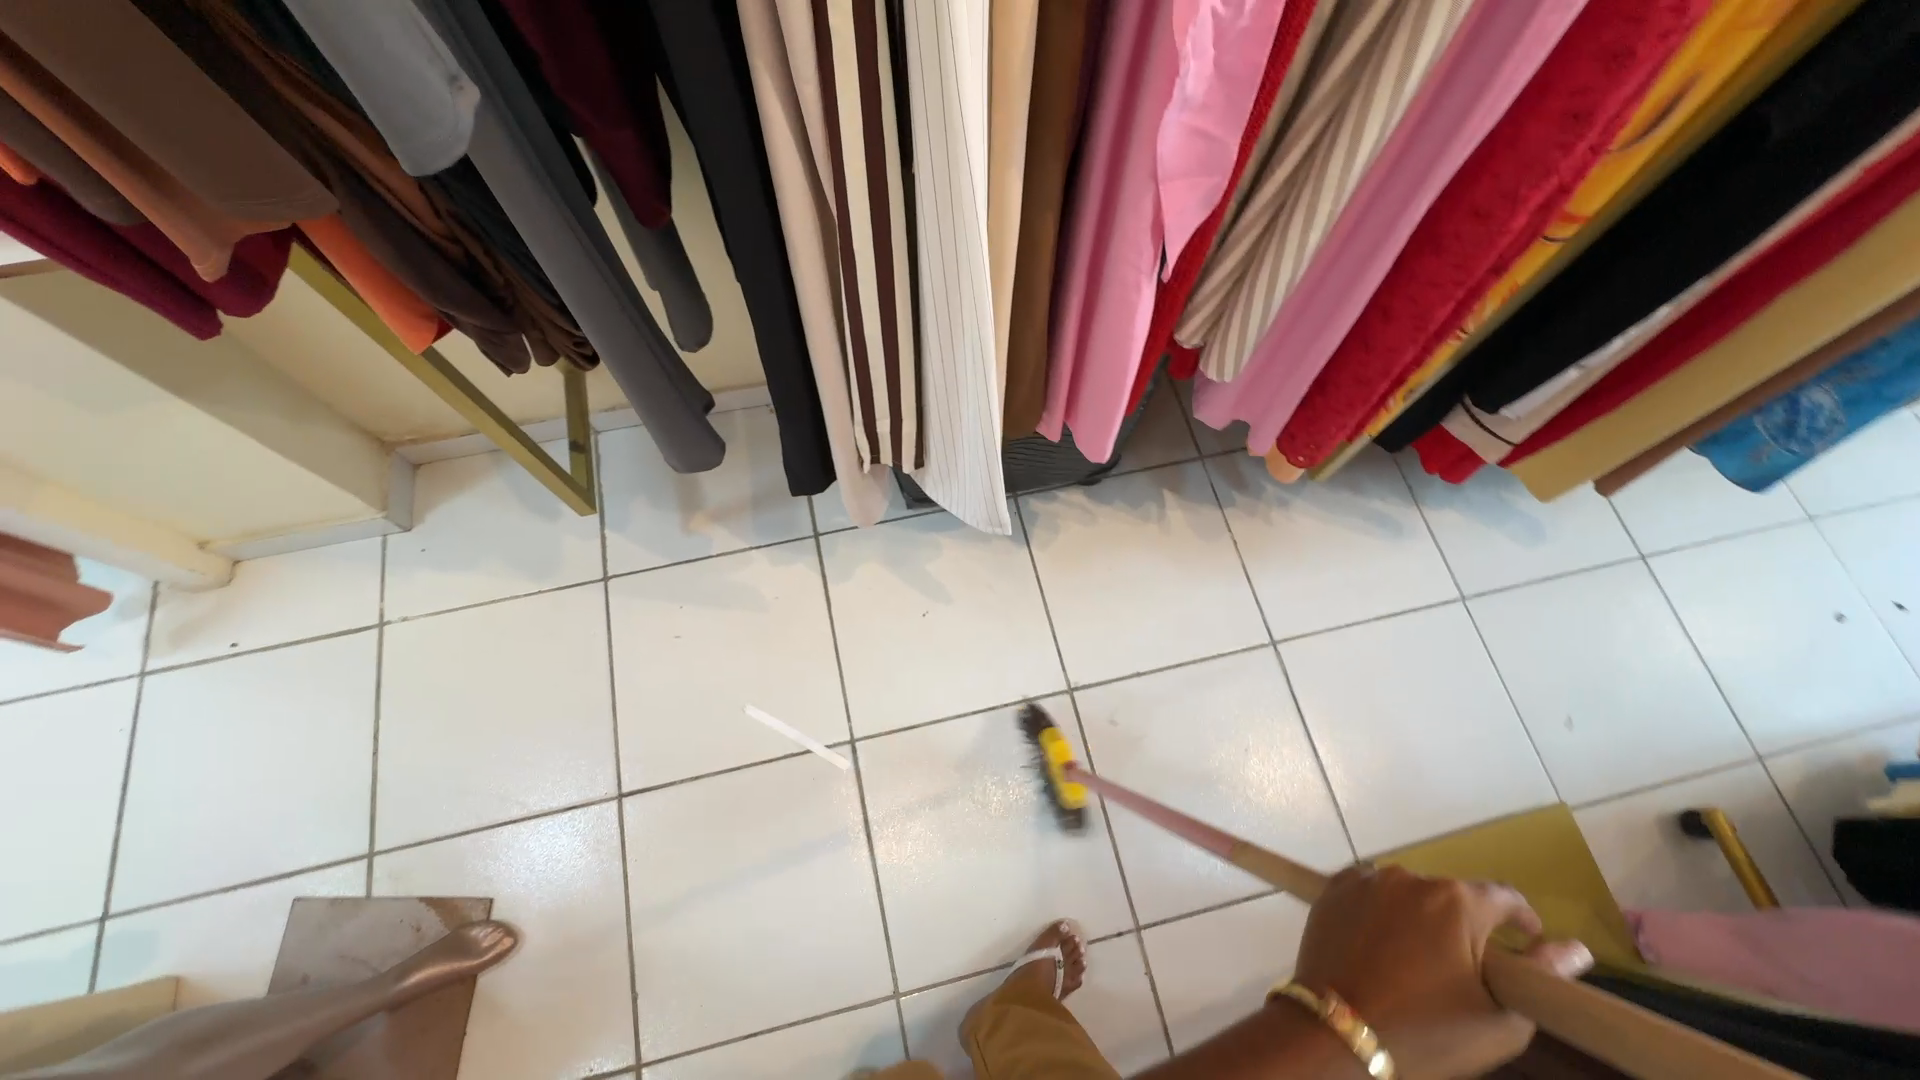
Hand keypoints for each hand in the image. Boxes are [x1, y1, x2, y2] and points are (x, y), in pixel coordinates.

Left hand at [1290, 864, 1592, 1079]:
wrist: (1338, 1034)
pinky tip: (1384, 942)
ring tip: (1422, 957)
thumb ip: (1540, 976)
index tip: (1528, 939)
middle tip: (1465, 965)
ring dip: (1421, 915)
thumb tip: (1575, 948)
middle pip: (1451, 895)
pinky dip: (1382, 911)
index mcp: (1454, 900)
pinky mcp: (1332, 891)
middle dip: (1466, 923)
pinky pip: (1370, 893)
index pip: (1504, 896)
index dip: (1522, 918)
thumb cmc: (1426, 1032)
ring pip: (1408, 892)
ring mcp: (1365, 881)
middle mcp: (1408, 877)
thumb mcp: (1500, 1018)